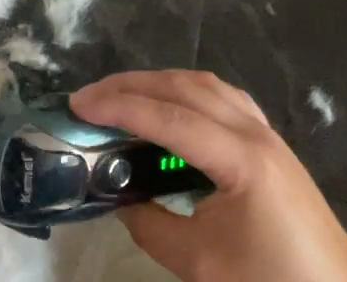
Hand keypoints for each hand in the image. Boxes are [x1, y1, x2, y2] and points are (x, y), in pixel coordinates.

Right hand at [71, 71, 346, 281]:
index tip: (78, 106)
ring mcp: (266, 132)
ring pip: (202, 83)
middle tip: (87, 97)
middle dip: (129, 85)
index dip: (118, 107)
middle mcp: (254, 133)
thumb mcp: (200, 265)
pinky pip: (220, 96)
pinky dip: (183, 91)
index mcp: (241, 160)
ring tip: (118, 95)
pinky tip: (167, 105)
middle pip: (182, 87)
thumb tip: (118, 198)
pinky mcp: (269, 141)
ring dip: (156, 82)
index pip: (168, 117)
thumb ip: (150, 226)